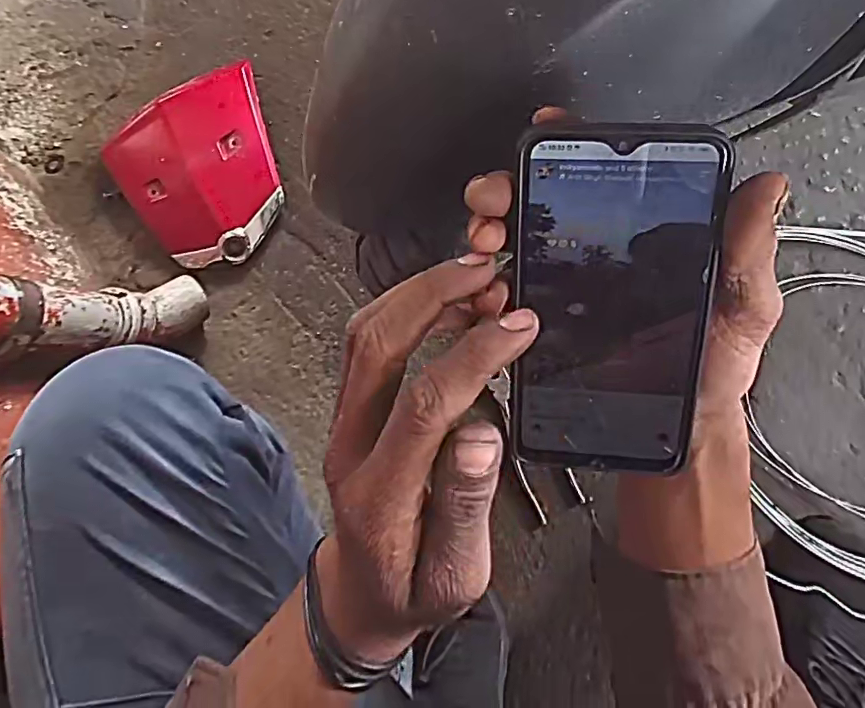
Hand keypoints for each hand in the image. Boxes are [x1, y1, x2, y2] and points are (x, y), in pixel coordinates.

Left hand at [314, 253, 538, 663]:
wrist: (360, 592)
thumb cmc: (411, 586)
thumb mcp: (455, 575)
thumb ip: (466, 506)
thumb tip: (482, 437)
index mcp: (380, 492)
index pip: (424, 403)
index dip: (475, 354)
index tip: (518, 326)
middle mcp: (352, 443)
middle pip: (377, 345)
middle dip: (434, 295)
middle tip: (486, 273)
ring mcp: (346, 418)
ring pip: (366, 331)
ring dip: (420, 291)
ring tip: (473, 276)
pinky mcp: (352, 403)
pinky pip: (369, 338)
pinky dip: (408, 305)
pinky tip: (448, 300)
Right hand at [464, 107, 788, 570]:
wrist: (678, 435)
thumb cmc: (712, 370)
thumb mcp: (742, 307)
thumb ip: (748, 250)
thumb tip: (766, 188)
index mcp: (644, 235)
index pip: (604, 176)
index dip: (572, 145)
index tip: (550, 128)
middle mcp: (600, 252)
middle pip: (543, 201)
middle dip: (508, 187)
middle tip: (498, 196)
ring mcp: (568, 287)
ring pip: (516, 239)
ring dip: (489, 226)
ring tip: (486, 237)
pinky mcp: (544, 322)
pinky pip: (506, 291)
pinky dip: (485, 280)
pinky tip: (487, 284)